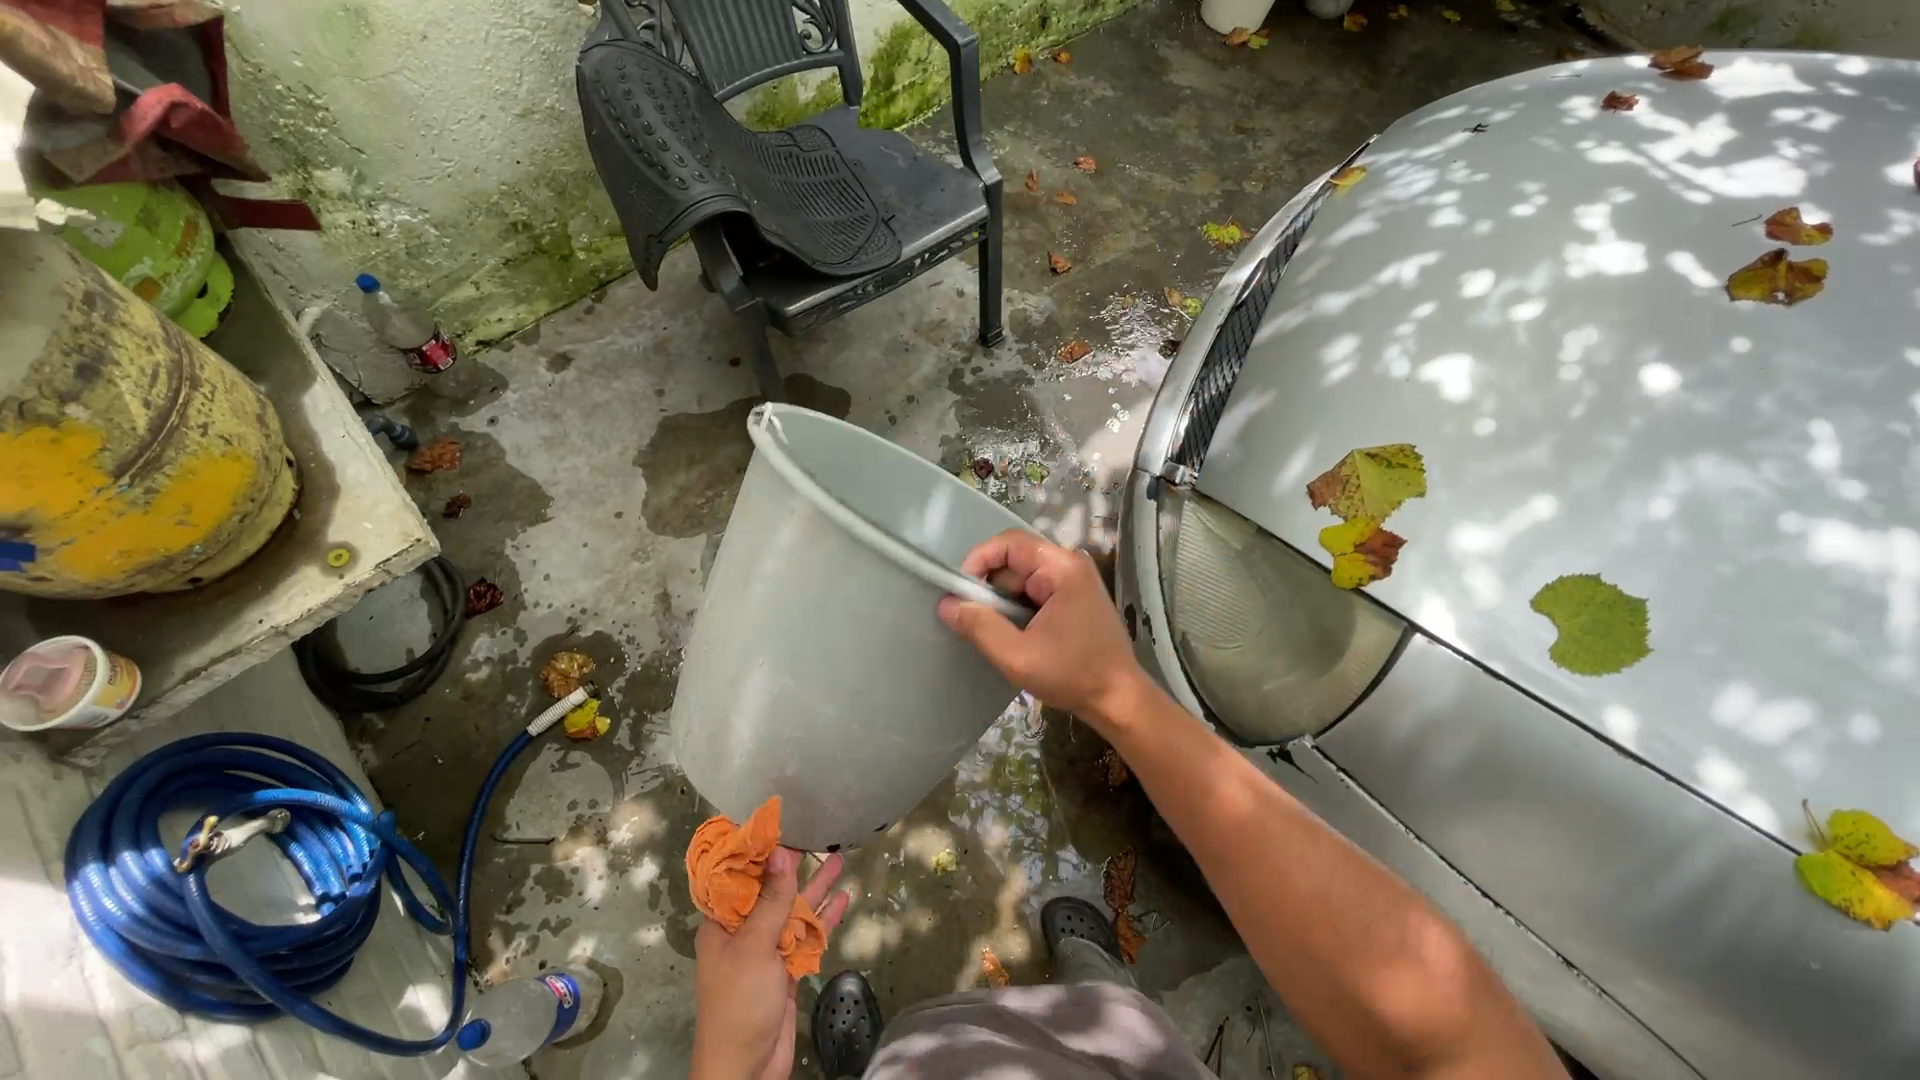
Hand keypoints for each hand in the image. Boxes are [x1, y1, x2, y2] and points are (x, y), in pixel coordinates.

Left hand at [690, 849, 851, 1079]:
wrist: (747, 1069)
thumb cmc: (740, 1003)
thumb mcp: (755, 947)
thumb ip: (772, 900)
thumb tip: (780, 852)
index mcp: (723, 922)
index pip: (739, 875)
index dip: (758, 849)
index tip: (778, 820)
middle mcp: (744, 931)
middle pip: (771, 889)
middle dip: (793, 864)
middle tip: (817, 833)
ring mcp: (767, 950)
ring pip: (793, 910)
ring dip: (815, 888)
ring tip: (839, 858)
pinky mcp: (786, 969)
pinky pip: (806, 935)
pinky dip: (823, 918)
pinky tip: (843, 900)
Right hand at [937, 529, 1150, 725]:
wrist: (1118, 699)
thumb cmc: (1072, 675)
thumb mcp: (1017, 656)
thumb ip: (980, 627)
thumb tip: (947, 604)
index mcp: (1062, 568)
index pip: (1009, 543)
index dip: (978, 561)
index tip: (960, 593)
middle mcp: (1070, 564)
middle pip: (1014, 560)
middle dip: (991, 588)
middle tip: (977, 621)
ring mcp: (1075, 580)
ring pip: (1022, 578)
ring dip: (1004, 602)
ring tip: (999, 633)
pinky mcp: (1074, 597)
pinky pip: (1035, 590)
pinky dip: (1018, 608)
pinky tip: (1018, 634)